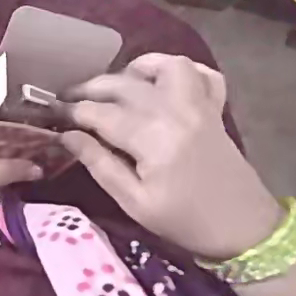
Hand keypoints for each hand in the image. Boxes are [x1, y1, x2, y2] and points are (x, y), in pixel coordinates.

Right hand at [62, 53, 283, 259]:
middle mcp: (177, 113)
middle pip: (125, 85)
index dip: (73, 111)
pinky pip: (203, 74)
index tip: (53, 114)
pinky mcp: (215, 109)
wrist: (243, 229)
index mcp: (154, 141)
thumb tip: (68, 136)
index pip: (102, 114)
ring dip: (136, 68)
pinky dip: (180, 70)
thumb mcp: (133, 202)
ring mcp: (200, 107)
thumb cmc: (183, 221)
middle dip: (91, 88)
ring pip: (166, 66)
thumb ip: (100, 164)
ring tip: (117, 85)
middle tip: (70, 99)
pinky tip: (160, 82)